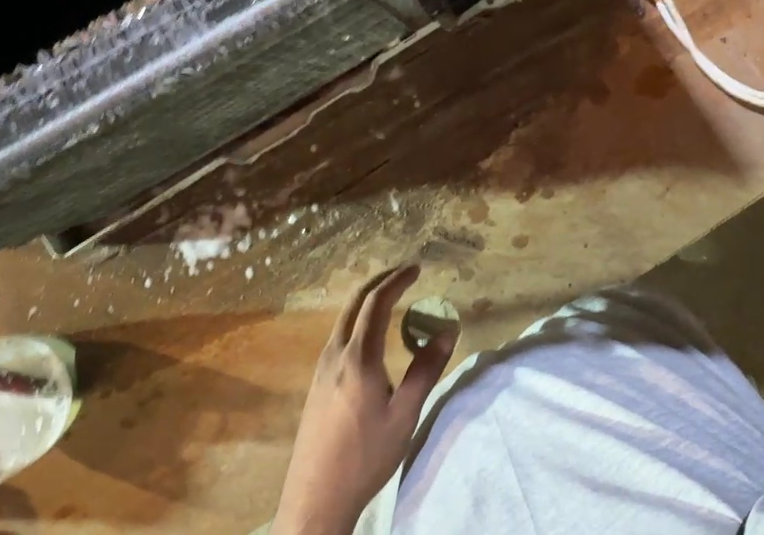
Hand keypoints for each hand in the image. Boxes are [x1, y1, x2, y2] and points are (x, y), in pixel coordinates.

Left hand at [274, 264, 455, 534]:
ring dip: (368, 300)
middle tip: (405, 273)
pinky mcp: (316, 382)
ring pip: (344, 318)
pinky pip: (339, 335)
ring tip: (392, 297)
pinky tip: (372, 335)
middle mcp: (334, 353)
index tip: (417, 268)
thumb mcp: (404, 415)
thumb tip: (447, 332)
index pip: (377, 303)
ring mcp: (321, 367)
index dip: (397, 280)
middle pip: (355, 302)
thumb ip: (425, 371)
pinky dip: (359, 320)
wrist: (316, 496)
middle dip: (380, 281)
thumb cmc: (365, 456)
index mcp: (357, 357)